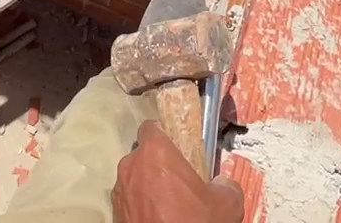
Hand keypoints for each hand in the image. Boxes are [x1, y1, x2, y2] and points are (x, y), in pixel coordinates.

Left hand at [112, 120, 244, 222]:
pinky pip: (129, 202)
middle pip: (143, 155)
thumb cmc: (194, 222)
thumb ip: (225, 185)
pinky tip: (156, 221)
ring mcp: (119, 191)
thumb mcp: (226, 205)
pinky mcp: (114, 215)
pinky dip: (139, 207)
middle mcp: (130, 165)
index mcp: (154, 151)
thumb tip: (221, 184)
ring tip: (167, 208)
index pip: (152, 127)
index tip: (178, 150)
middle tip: (178, 185)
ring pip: (134, 179)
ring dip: (146, 187)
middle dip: (157, 165)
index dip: (165, 135)